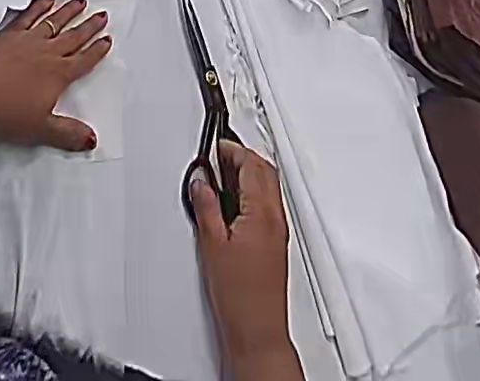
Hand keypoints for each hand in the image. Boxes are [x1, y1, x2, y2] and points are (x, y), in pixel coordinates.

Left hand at [0, 0, 111, 151]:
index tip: (106, 40)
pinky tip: (46, 1)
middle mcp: (47, 53)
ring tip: (80, 2)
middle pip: (74, 36)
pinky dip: (39, 7)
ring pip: (55, 21)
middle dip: (89, 26)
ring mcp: (28, 41)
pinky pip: (29, 16)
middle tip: (101, 16)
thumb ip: (68, 133)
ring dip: (69, 11)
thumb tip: (90, 140)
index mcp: (58, 75)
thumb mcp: (41, 129)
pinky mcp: (8, 35)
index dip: (97, 50)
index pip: (84, 60)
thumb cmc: (4, 114)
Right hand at [191, 141, 300, 377]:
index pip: (251, 166)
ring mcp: (279, 230)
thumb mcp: (212, 245)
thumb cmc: (239, 298)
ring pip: (269, 186)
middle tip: (220, 156)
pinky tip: (236, 201)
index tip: (217, 147)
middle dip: (243, 157)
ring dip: (250, 173)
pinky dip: (254, 192)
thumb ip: (206, 207)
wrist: (258, 332)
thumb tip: (201, 182)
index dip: (233, 151)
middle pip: (265, 171)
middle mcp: (275, 218)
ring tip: (224, 175)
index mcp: (261, 213)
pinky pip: (269, 203)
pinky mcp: (277, 242)